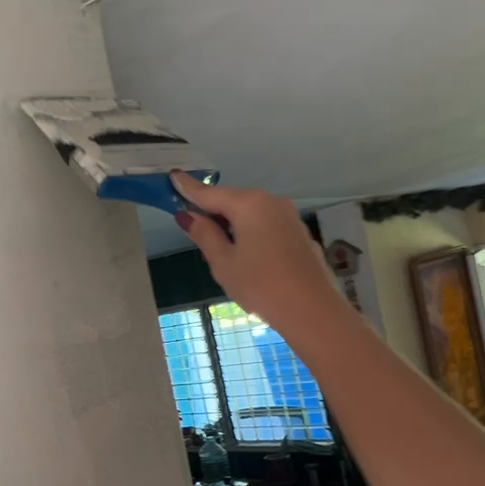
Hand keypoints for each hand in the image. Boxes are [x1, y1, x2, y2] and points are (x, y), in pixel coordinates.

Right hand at [171, 171, 349, 342]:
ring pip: (250, 213)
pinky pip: (266, 224)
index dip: (188, 187)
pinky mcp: (298, 233)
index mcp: (249, 204)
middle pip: (232, 200)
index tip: (173, 176)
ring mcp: (288, 216)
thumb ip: (204, 234)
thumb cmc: (259, 285)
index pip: (209, 193)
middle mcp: (271, 201)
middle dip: (211, 209)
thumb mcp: (223, 262)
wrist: (311, 310)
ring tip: (218, 245)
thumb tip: (188, 216)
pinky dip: (249, 230)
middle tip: (191, 224)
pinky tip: (245, 252)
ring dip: (231, 222)